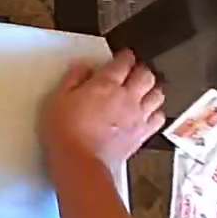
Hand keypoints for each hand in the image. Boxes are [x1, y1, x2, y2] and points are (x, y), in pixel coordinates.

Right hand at [40, 50, 165, 172]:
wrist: (79, 162)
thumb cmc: (65, 131)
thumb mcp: (58, 98)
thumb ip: (73, 79)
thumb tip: (82, 67)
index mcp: (105, 84)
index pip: (123, 62)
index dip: (125, 56)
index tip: (123, 56)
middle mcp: (126, 97)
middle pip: (146, 75)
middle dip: (141, 70)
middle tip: (133, 71)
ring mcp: (137, 116)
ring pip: (157, 94)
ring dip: (151, 89)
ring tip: (143, 89)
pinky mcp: (141, 134)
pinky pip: (159, 117)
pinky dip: (155, 112)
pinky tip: (146, 113)